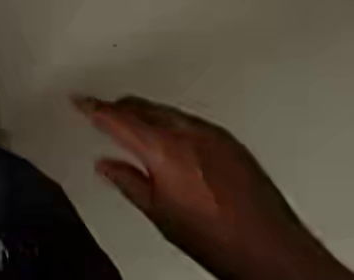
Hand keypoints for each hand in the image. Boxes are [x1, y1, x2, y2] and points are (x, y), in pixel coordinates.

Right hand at [78, 97, 353, 279]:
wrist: (274, 253)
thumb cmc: (221, 242)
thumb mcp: (161, 216)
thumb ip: (128, 182)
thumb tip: (105, 165)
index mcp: (163, 148)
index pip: (116, 116)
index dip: (92, 106)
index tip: (78, 99)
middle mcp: (185, 130)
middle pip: (140, 106)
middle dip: (119, 107)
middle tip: (103, 113)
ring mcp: (209, 132)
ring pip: (164, 110)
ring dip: (146, 115)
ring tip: (135, 128)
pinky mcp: (228, 138)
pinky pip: (188, 119)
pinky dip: (172, 123)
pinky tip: (171, 139)